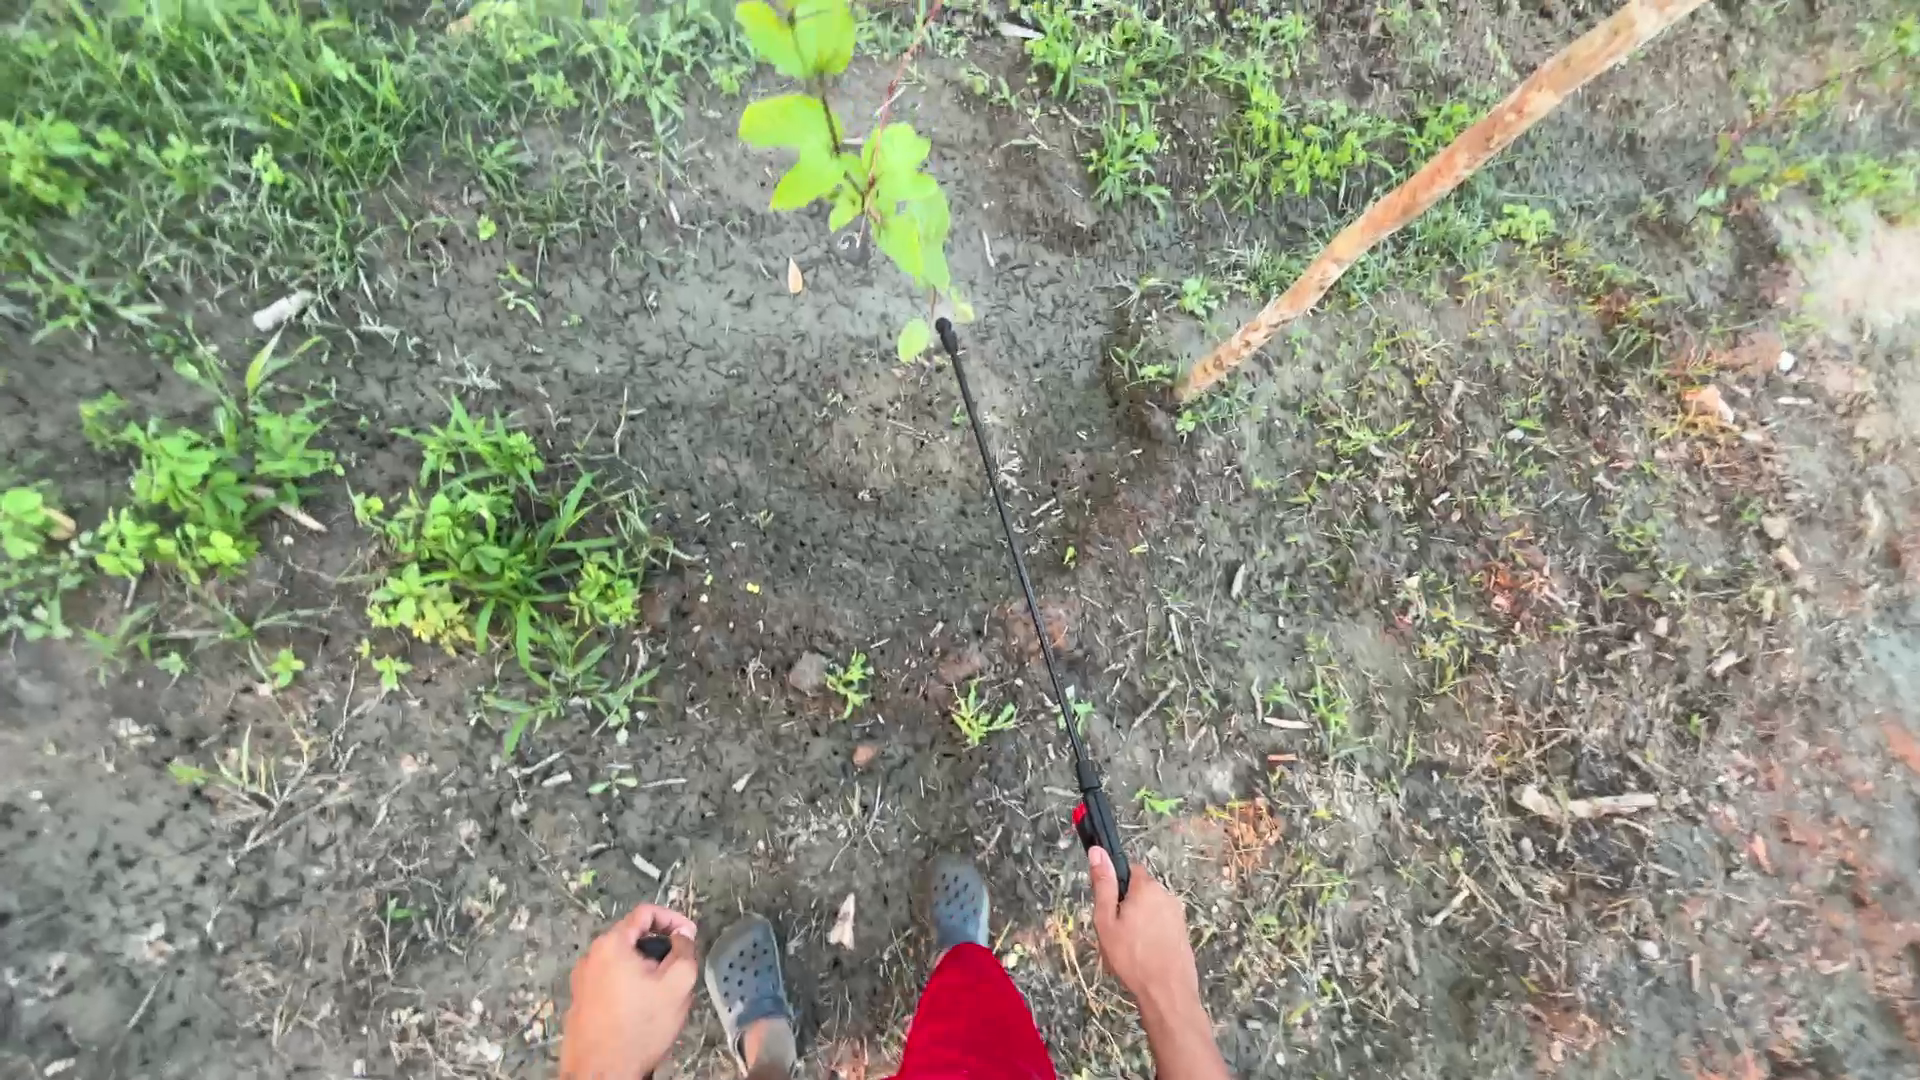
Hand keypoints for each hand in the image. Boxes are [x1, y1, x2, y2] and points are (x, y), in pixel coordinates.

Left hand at [560, 905, 698, 1079]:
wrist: (600, 1078)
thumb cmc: (640, 1026)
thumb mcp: (678, 983)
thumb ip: (685, 949)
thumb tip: (682, 934)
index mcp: (611, 945)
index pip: (646, 912)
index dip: (673, 918)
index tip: (689, 936)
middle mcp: (590, 958)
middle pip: (633, 937)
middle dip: (659, 947)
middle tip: (678, 967)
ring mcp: (580, 983)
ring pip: (622, 961)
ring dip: (644, 968)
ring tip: (662, 991)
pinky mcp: (578, 1005)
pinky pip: (609, 982)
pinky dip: (628, 985)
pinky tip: (640, 1010)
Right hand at [1087, 846, 1200, 1015]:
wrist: (1167, 995)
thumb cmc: (1131, 957)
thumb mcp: (1107, 920)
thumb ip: (1103, 884)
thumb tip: (1097, 850)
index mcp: (1146, 887)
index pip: (1128, 869)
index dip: (1115, 885)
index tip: (1108, 907)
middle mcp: (1165, 895)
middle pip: (1139, 890)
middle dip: (1127, 905)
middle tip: (1114, 931)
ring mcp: (1177, 915)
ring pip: (1150, 909)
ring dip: (1139, 921)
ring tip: (1127, 948)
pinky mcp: (1183, 933)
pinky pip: (1161, 924)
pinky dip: (1152, 934)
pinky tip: (1143, 956)